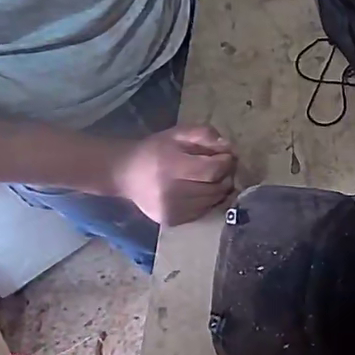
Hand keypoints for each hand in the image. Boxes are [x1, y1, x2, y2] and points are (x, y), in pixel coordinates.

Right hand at [108, 124, 236, 225]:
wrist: (125, 174)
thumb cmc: (155, 150)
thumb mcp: (178, 133)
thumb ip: (204, 134)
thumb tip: (228, 147)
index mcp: (172, 166)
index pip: (212, 170)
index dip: (226, 163)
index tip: (228, 156)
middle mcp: (172, 192)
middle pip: (215, 188)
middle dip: (226, 176)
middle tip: (224, 167)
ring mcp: (172, 210)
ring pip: (212, 202)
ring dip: (220, 190)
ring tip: (214, 178)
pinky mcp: (172, 221)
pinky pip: (202, 212)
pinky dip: (208, 202)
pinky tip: (201, 191)